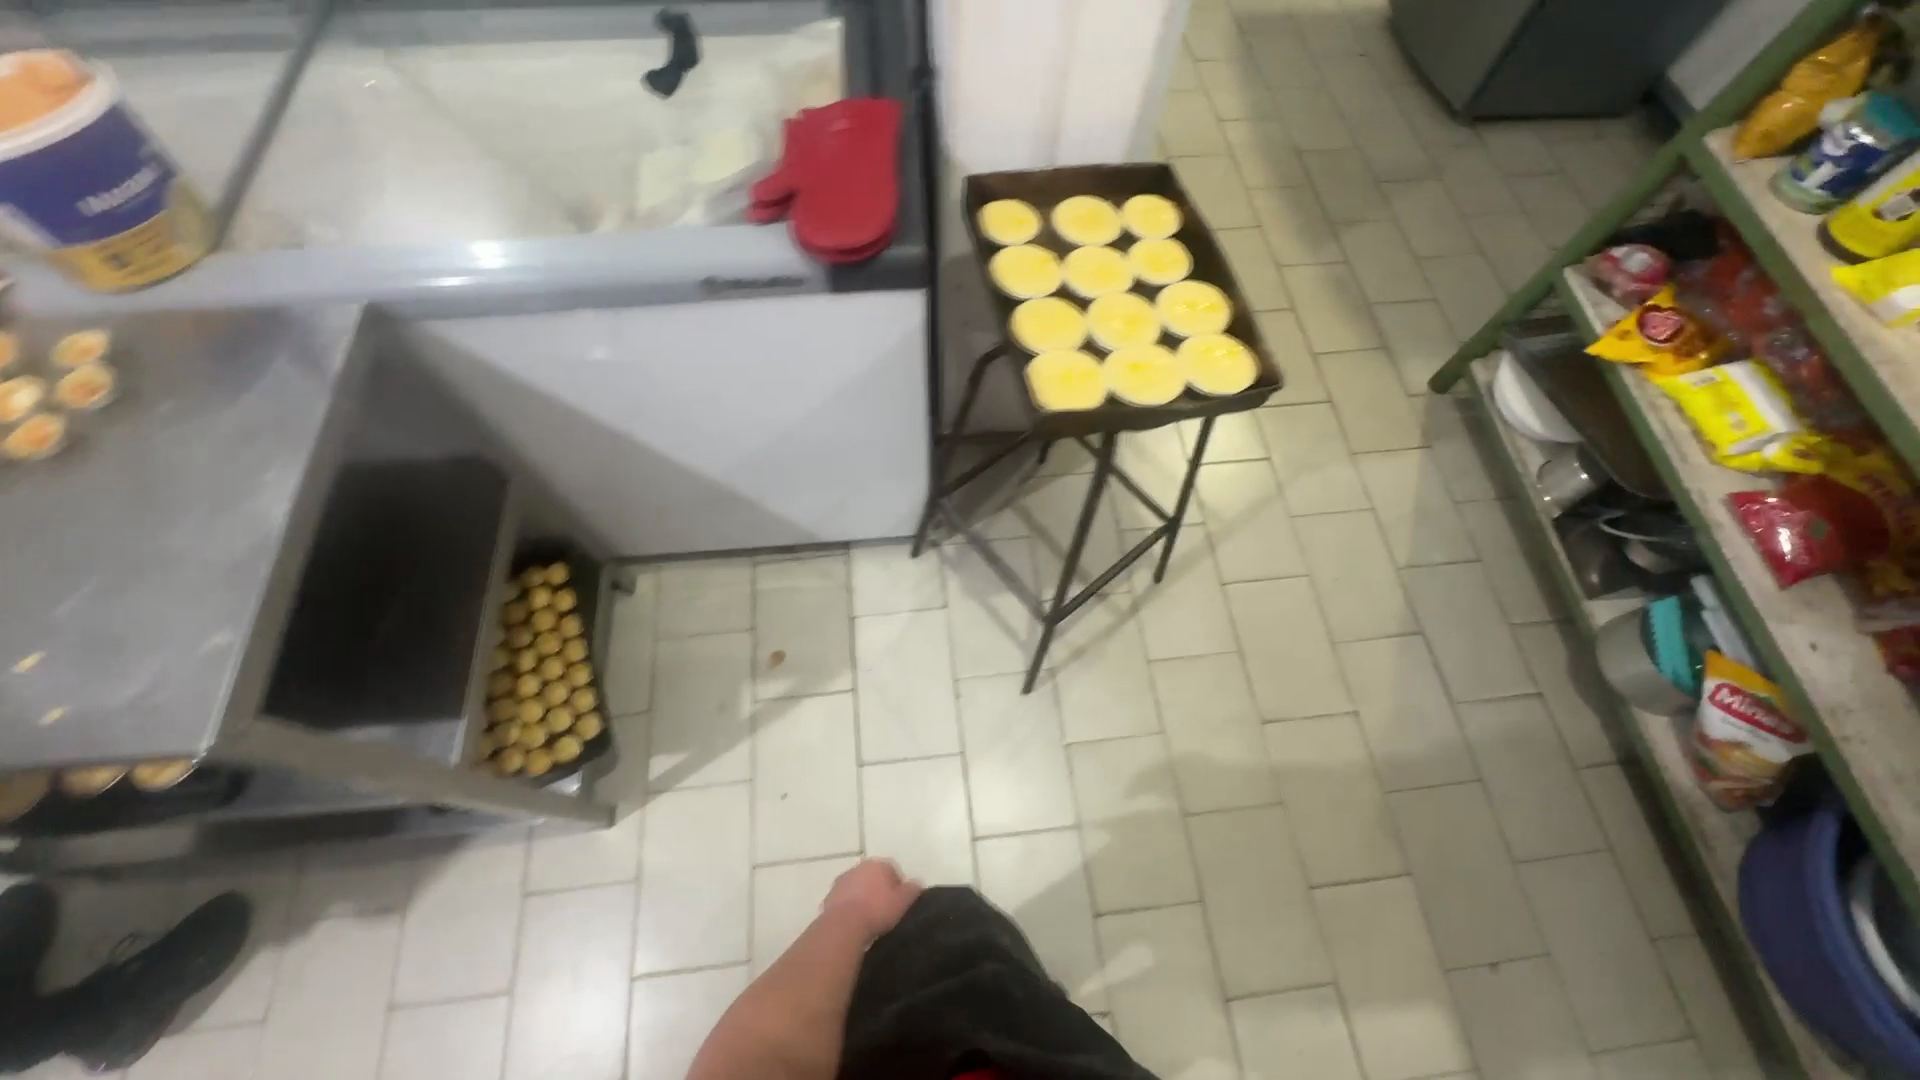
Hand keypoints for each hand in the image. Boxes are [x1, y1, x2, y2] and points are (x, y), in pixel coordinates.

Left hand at [822, 858, 921, 941]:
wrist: (844, 925)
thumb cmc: (877, 910)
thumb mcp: (902, 902)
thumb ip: (912, 890)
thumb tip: (917, 883)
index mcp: (878, 864)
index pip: (893, 870)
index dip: (898, 887)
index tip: (899, 904)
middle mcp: (859, 867)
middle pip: (873, 876)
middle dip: (879, 889)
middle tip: (885, 910)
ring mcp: (843, 880)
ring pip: (858, 887)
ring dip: (863, 897)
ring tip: (869, 918)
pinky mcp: (830, 895)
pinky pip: (845, 899)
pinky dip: (850, 906)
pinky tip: (854, 922)